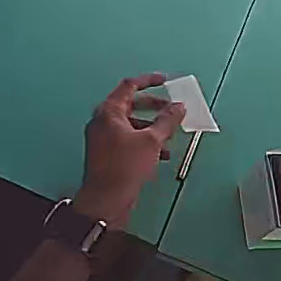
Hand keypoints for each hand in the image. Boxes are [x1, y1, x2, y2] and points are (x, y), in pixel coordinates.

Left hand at [72, 74, 185, 226]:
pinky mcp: (107, 154)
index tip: (163, 80)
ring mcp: (103, 138)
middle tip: (171, 108)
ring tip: (169, 134)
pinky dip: (145, 141)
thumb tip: (177, 108)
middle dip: (154, 107)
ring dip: (152, 127)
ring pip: (132, 124)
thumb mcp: (152, 140)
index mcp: (109, 112)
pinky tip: (160, 153)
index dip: (149, 81)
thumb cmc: (122, 169)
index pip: (129, 86)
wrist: (107, 200)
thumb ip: (167, 120)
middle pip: (131, 104)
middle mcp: (103, 122)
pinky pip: (129, 140)